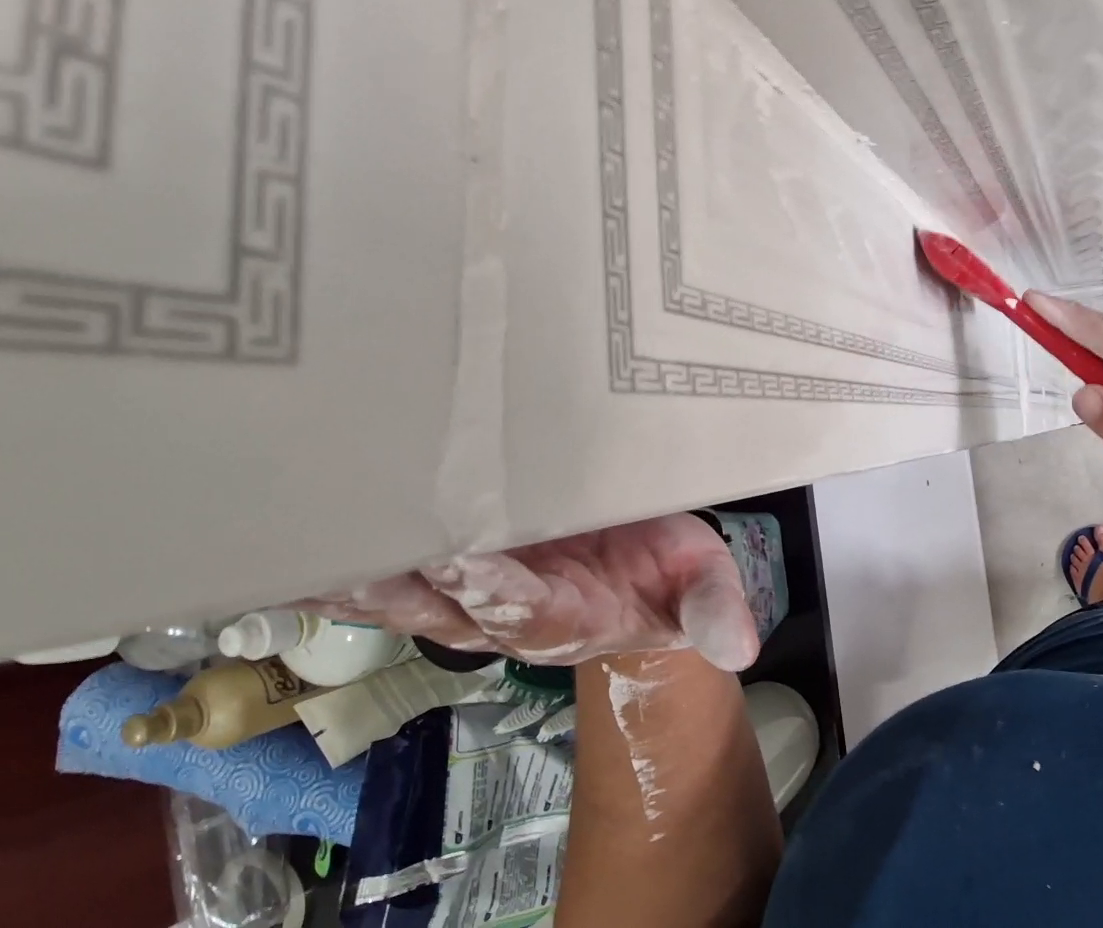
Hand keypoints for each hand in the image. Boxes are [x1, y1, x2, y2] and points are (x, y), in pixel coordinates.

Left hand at [299, 513, 760, 669]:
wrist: (633, 585)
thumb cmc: (666, 577)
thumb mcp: (702, 585)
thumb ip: (713, 609)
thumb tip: (740, 647)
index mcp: (567, 617)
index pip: (524, 609)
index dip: (494, 586)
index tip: (465, 553)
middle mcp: (501, 615)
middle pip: (436, 604)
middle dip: (395, 576)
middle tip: (347, 536)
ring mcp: (464, 596)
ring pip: (396, 592)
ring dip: (351, 568)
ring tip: (295, 528)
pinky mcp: (444, 571)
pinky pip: (384, 570)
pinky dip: (340, 556)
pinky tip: (290, 527)